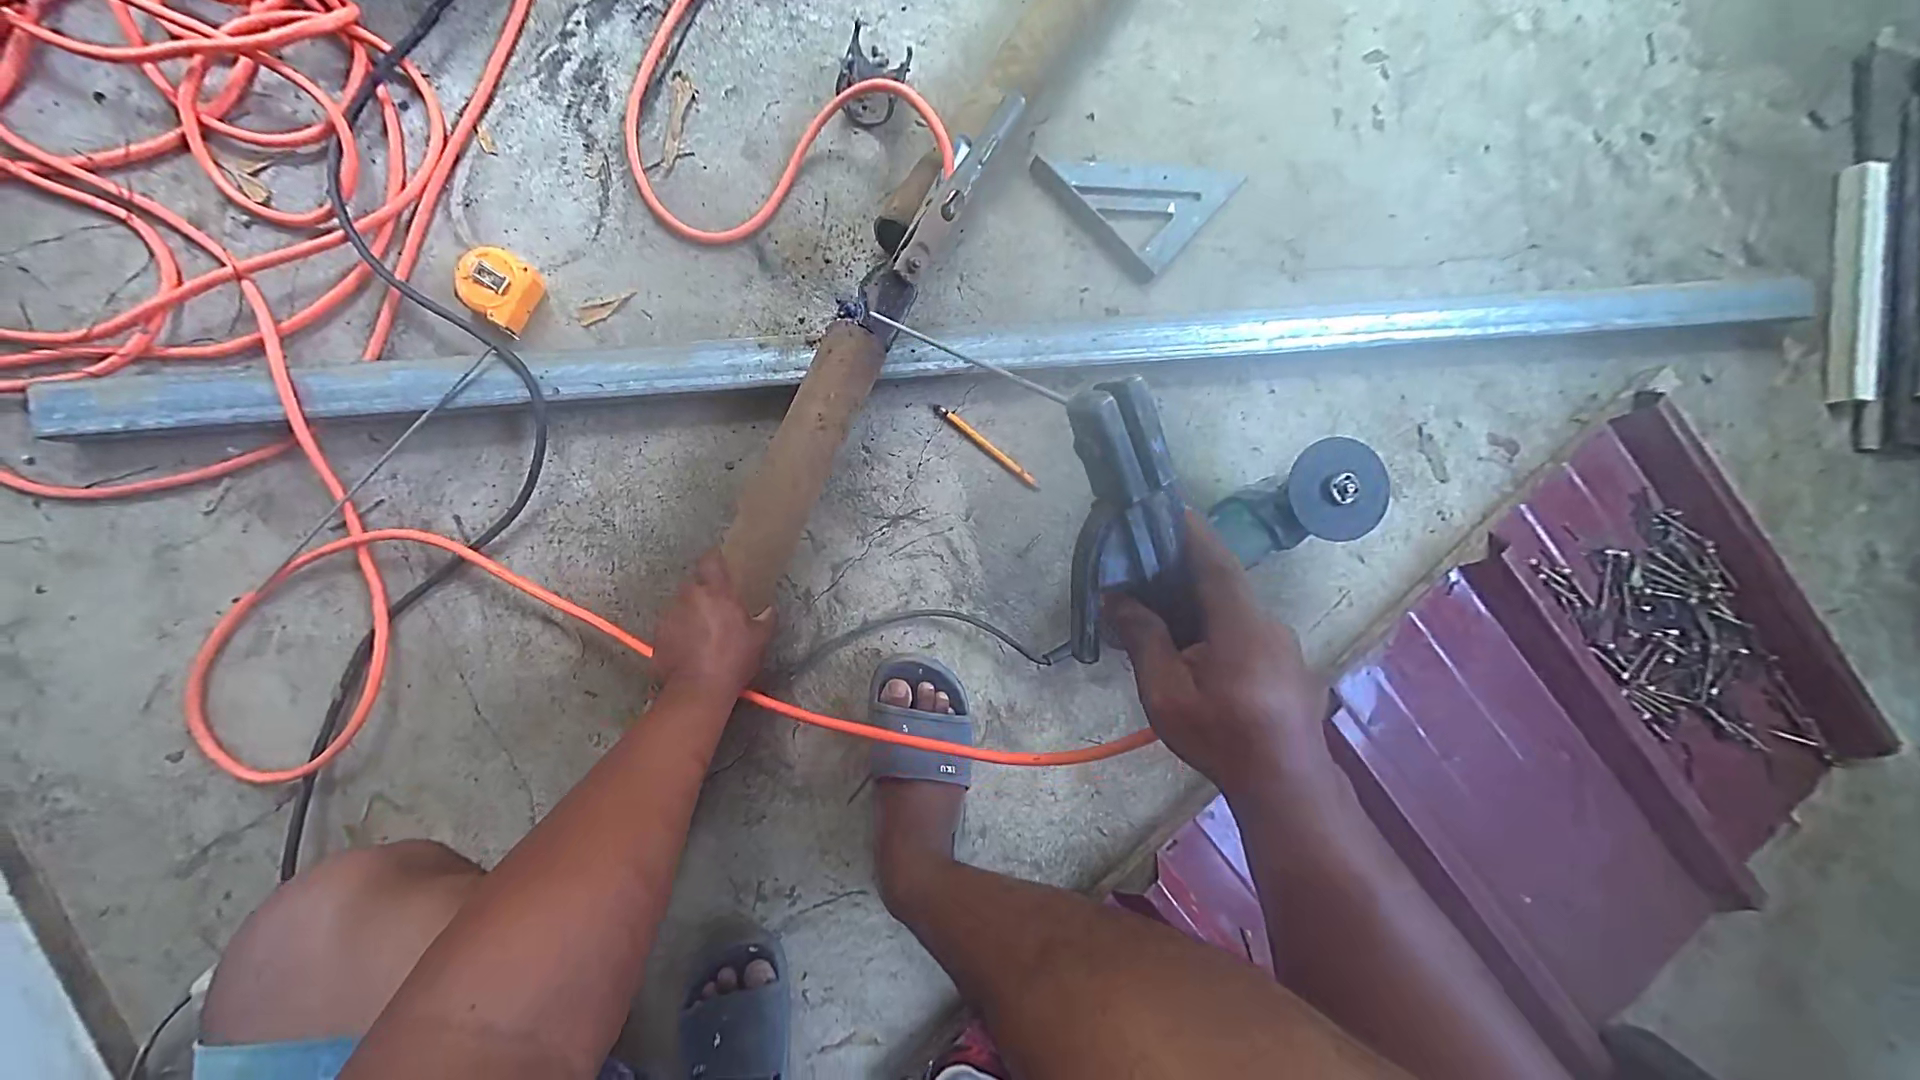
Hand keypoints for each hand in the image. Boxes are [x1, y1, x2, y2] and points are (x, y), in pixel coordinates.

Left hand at [650, 551, 774, 699]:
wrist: (699, 689)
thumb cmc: (733, 659)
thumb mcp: (760, 639)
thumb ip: (765, 619)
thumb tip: (768, 610)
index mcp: (716, 592)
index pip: (711, 560)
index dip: (715, 559)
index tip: (721, 564)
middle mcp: (689, 597)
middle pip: (694, 583)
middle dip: (704, 591)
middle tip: (717, 606)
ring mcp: (670, 615)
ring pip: (681, 604)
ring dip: (691, 612)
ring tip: (703, 631)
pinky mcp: (659, 634)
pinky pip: (671, 625)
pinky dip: (679, 631)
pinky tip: (690, 647)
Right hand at [1105, 509, 1332, 796]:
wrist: (1284, 785)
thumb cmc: (1221, 738)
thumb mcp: (1167, 693)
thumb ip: (1145, 640)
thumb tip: (1118, 598)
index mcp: (1241, 624)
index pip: (1215, 561)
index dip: (1192, 531)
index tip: (1169, 507)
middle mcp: (1268, 623)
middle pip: (1223, 582)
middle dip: (1186, 568)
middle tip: (1147, 565)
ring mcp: (1283, 643)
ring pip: (1234, 607)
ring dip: (1200, 600)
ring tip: (1162, 609)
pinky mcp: (1287, 661)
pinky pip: (1245, 627)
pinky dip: (1216, 622)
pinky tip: (1194, 646)